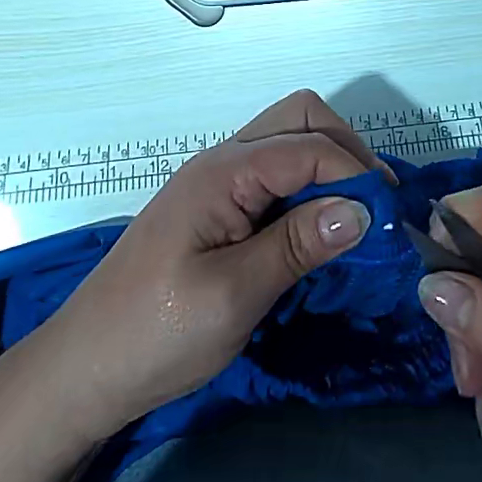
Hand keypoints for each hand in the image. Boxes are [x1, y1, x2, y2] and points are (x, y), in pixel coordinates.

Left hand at [0, 90, 388, 481]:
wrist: (89, 363)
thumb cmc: (157, 331)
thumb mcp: (234, 293)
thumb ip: (297, 244)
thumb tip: (363, 209)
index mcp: (223, 172)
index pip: (308, 146)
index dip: (356, 174)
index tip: (393, 221)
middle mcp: (220, 160)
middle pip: (297, 118)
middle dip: (344, 150)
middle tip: (374, 209)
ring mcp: (216, 180)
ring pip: (285, 140)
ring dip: (326, 166)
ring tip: (355, 218)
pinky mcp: (215, 205)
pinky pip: (271, 173)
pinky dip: (304, 186)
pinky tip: (317, 226)